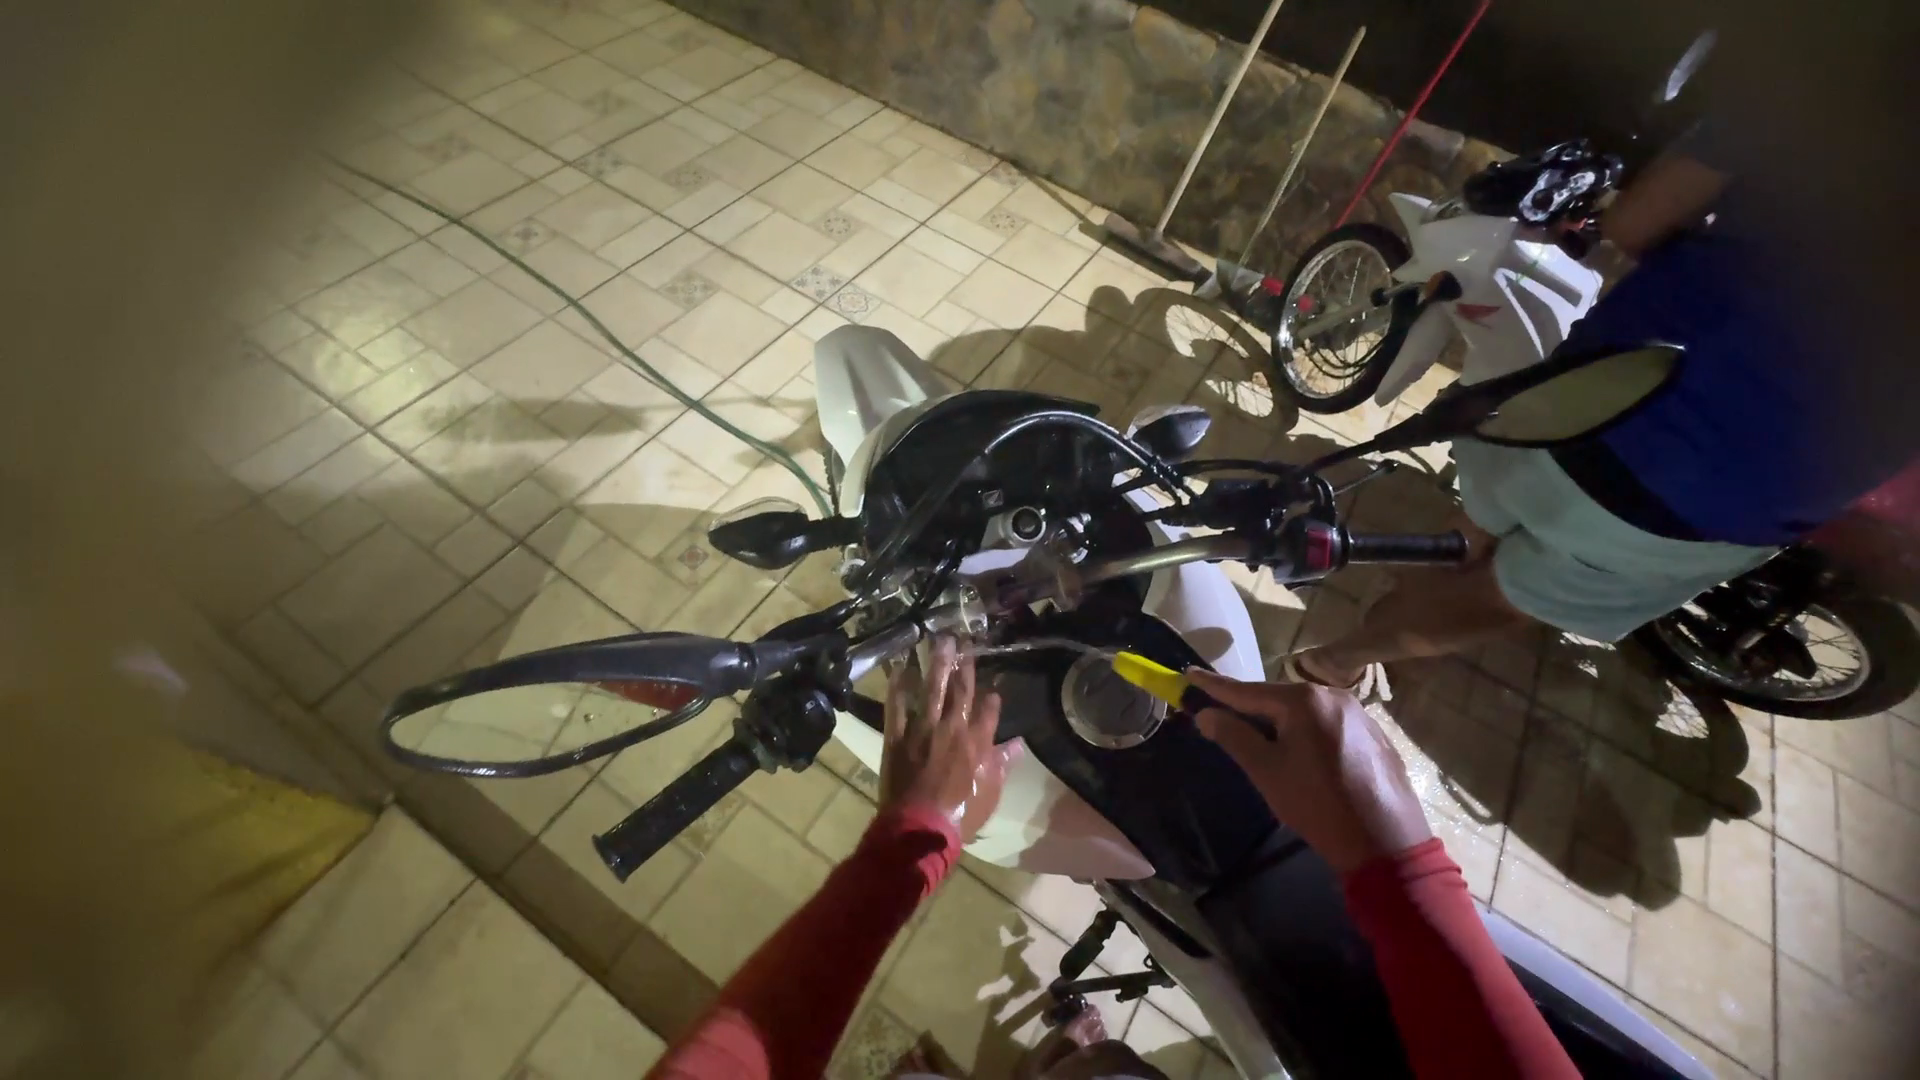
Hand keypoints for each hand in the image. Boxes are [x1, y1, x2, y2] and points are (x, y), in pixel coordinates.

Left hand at [880, 637, 1020, 842]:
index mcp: (977, 744)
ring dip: (937, 664)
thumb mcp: (989, 794)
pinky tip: (899, 667)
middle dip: (964, 666)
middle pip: (960, 692)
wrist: (919, 828)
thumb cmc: (959, 816)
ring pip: (932, 690)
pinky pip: (896, 706)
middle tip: (964, 642)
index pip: (988, 712)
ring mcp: (922, 729)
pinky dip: (897, 686)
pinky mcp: (897, 736)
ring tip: (940, 642)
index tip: (993, 687)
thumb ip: (1001, 765)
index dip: (991, 698)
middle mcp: (951, 729)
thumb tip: (1017, 744)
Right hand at [1186, 670, 1431, 873]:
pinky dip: (1307, 733)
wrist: (1386, 844)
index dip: (1214, 685)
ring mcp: (1359, 714)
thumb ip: (1232, 735)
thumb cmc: (1317, 804)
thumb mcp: (1265, 770)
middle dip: (1250, 709)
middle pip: (1277, 699)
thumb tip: (1205, 714)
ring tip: (1263, 744)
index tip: (1189, 673)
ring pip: (1303, 712)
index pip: (1246, 690)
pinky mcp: (1374, 735)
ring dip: (1280, 723)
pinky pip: (1327, 724)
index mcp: (1303, 700)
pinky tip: (1304, 757)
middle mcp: (1333, 696)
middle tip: (1223, 719)